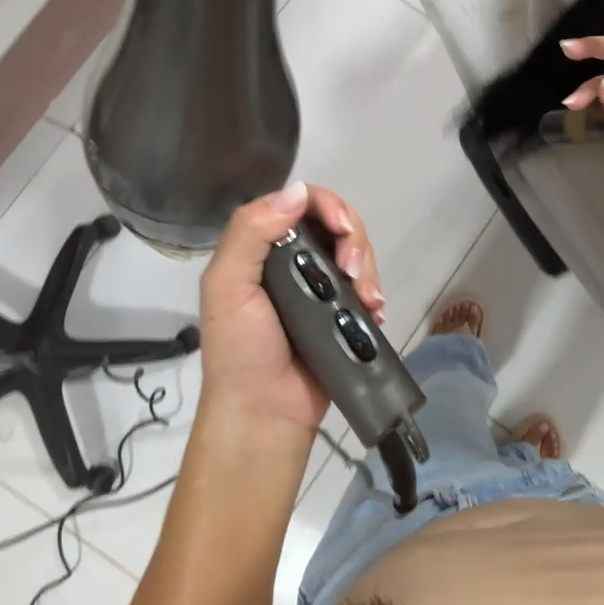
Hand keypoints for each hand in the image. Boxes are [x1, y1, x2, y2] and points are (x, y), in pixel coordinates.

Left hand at [198, 182, 385, 434]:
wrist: (265, 413)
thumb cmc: (240, 350)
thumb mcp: (228, 285)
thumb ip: (251, 233)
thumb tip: (297, 191)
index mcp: (260, 249)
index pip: (299, 203)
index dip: (326, 206)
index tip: (342, 228)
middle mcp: (291, 262)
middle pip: (336, 224)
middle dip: (354, 239)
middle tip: (354, 272)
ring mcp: (320, 289)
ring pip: (356, 254)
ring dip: (369, 269)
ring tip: (369, 302)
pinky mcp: (343, 314)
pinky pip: (368, 288)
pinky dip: (375, 294)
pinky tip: (375, 313)